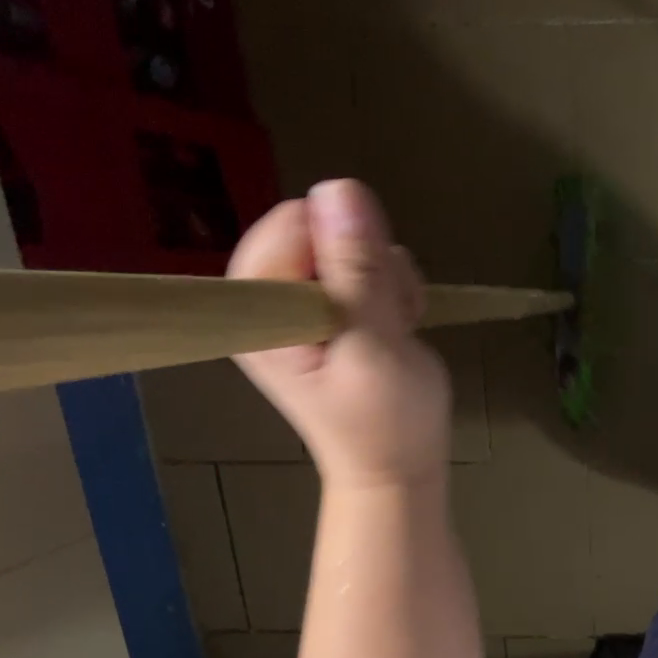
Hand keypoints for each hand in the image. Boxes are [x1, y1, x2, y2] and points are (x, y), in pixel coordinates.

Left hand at [227, 179, 447, 489]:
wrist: (400, 471)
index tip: (372, 298)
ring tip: (396, 327)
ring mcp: (301, 303)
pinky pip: (364, 266)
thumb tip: (340, 187)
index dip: (345, 250)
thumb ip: (356, 270)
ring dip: (387, 279)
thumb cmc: (387, 423)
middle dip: (370, 265)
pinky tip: (399, 324)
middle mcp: (269, 297)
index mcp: (258, 308)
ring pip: (351, 245)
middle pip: (324, 230)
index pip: (293, 226)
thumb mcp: (375, 346)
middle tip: (389, 318)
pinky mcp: (330, 310)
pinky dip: (391, 289)